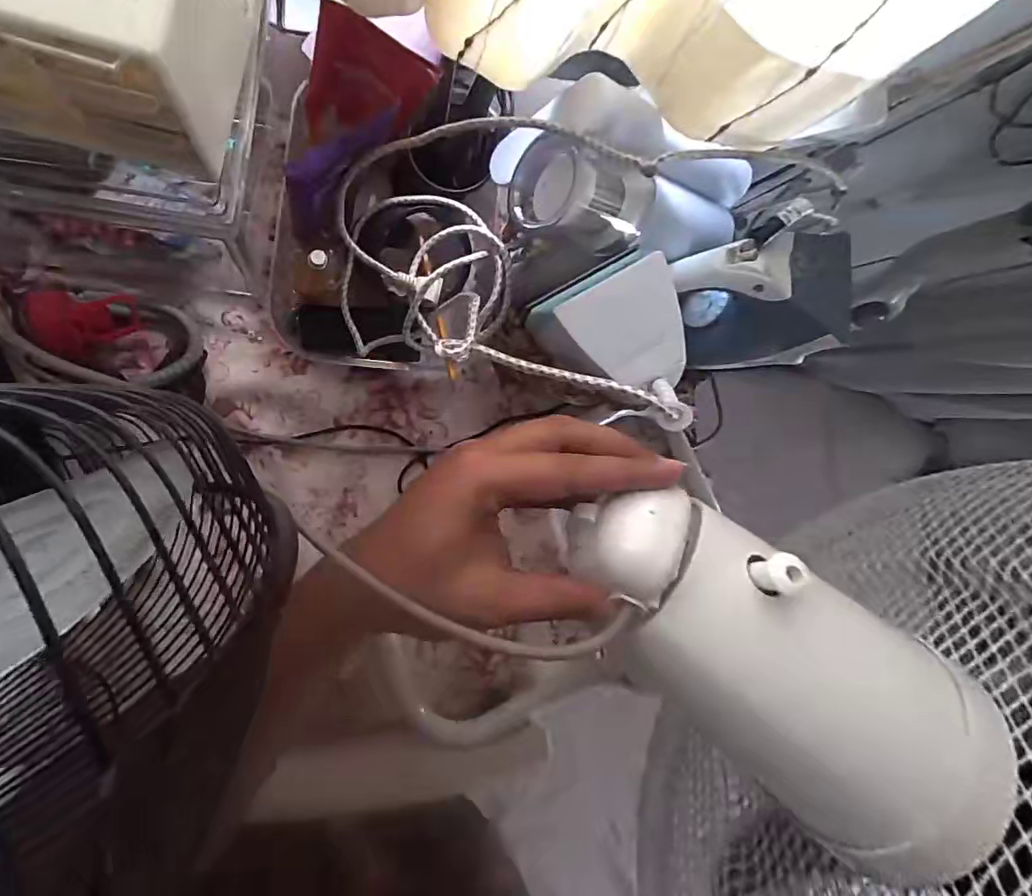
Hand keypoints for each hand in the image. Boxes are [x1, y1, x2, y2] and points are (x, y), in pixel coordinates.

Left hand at [327, 415, 685, 639]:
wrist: (362, 583)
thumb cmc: (418, 591)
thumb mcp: (489, 601)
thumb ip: (553, 597)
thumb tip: (611, 600)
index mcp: (484, 475)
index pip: (567, 468)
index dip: (622, 471)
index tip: (669, 472)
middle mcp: (483, 451)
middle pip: (557, 431)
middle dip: (610, 443)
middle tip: (655, 464)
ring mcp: (476, 456)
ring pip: (543, 436)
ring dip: (588, 448)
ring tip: (632, 469)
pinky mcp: (474, 469)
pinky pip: (529, 454)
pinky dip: (565, 463)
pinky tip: (587, 485)